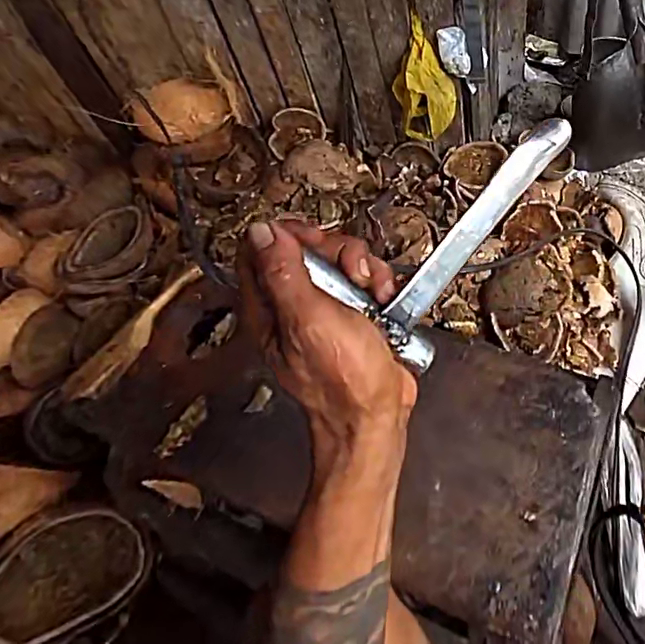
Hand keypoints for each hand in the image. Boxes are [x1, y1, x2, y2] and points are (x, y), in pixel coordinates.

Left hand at [238, 220, 416, 464]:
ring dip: (364, 267)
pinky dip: (378, 283)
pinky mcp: (353, 313)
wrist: (377, 412)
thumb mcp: (308, 318)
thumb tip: (261, 232)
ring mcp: (325, 309)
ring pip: (340, 260)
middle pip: (308, 248)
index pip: (262, 248)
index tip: (313, 239)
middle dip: (337, 251)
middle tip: (350, 271)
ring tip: (372, 292)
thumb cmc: (341, 381)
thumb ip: (282, 272)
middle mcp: (292, 305)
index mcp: (267, 306)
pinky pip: (363, 279)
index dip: (287, 234)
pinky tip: (383, 300)